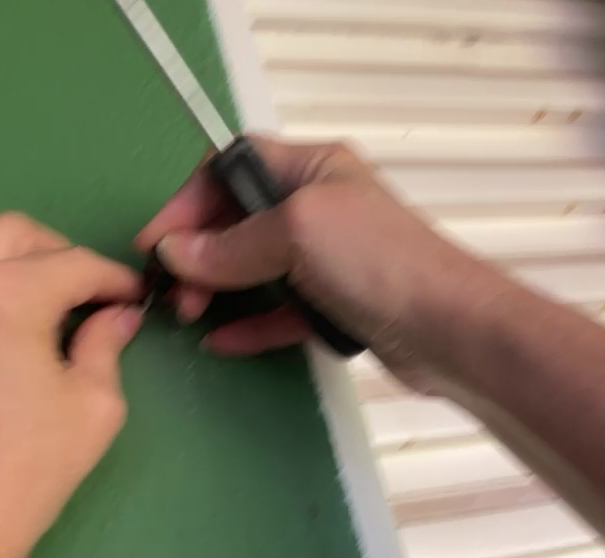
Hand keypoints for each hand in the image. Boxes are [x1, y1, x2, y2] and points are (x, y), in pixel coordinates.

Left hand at [0, 214, 144, 557]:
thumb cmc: (28, 470)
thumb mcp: (94, 408)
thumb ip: (107, 346)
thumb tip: (117, 318)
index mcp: (4, 291)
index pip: (73, 263)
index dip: (112, 278)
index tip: (131, 297)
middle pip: (10, 234)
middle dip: (59, 255)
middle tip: (87, 294)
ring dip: (4, 262)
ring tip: (32, 305)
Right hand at [134, 136, 513, 394]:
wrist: (446, 329)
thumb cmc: (376, 261)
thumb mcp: (297, 232)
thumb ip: (233, 244)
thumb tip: (176, 252)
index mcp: (312, 169)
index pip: (233, 169)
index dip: (189, 202)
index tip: (158, 242)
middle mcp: (318, 209)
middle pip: (239, 223)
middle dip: (201, 254)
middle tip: (175, 292)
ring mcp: (327, 262)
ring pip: (257, 272)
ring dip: (220, 292)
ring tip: (191, 316)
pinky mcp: (335, 308)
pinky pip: (280, 313)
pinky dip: (251, 325)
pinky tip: (222, 341)